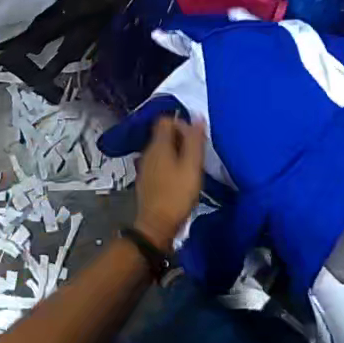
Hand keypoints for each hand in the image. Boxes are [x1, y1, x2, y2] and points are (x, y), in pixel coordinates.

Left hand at [134, 116, 205, 246]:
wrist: (157, 225)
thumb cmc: (177, 195)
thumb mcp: (191, 166)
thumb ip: (194, 141)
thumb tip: (196, 117)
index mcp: (158, 145)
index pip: (166, 120)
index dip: (182, 123)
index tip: (196, 137)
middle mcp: (148, 152)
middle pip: (164, 134)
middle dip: (182, 138)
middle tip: (198, 153)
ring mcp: (145, 166)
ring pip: (162, 149)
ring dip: (177, 152)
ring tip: (192, 166)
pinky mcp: (147, 179)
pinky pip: (159, 163)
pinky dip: (170, 165)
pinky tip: (181, 178)